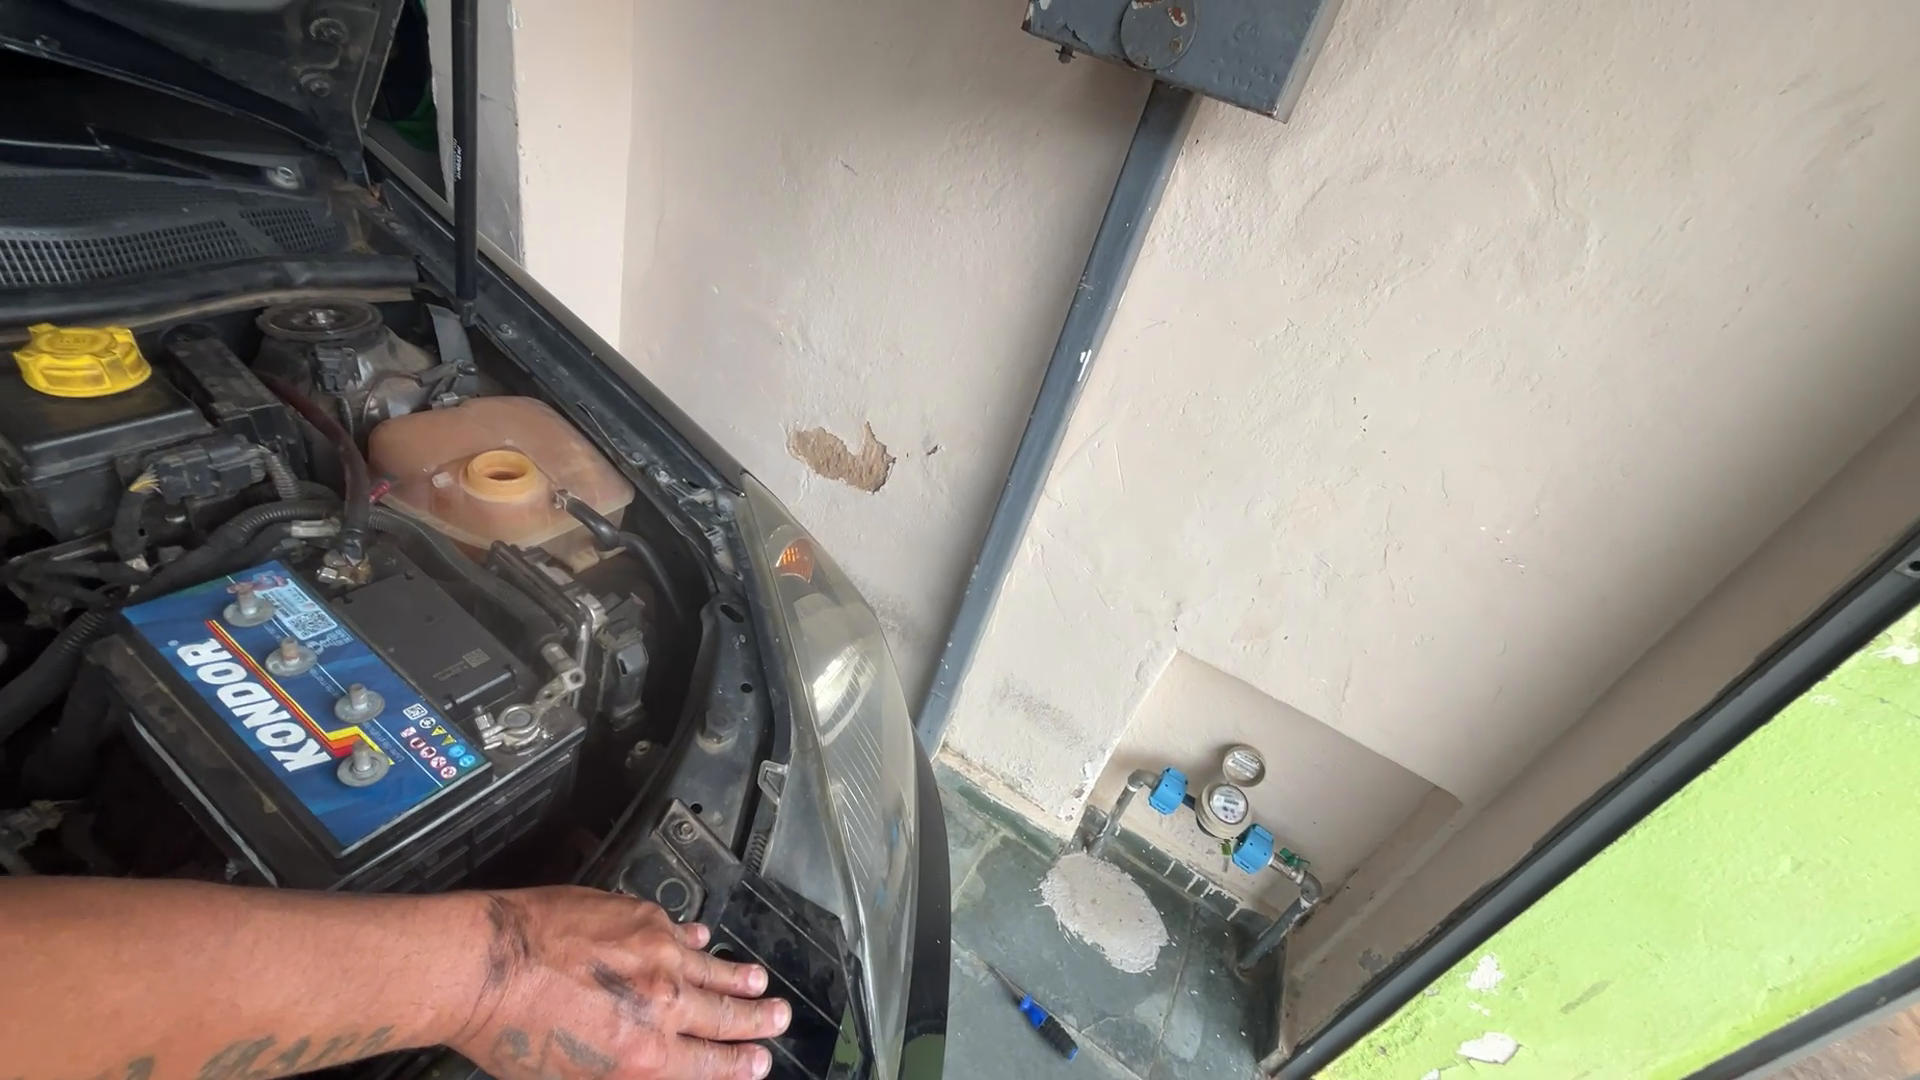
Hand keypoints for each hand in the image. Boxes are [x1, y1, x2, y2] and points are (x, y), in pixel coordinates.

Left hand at [450, 887, 789, 1079]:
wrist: (490, 963)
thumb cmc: (511, 1034)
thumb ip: (621, 1070)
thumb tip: (656, 1061)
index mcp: (643, 1054)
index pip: (708, 1063)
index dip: (738, 1064)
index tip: (761, 1060)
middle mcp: (662, 1001)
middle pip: (722, 1012)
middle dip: (755, 1019)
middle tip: (781, 1018)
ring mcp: (657, 951)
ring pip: (712, 967)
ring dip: (739, 976)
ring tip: (761, 981)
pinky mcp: (643, 915)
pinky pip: (682, 932)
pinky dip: (697, 941)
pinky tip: (706, 940)